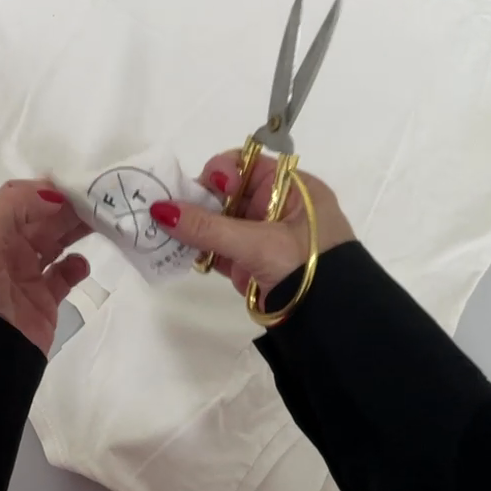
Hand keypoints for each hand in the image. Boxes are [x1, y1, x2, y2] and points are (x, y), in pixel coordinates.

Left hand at [0, 180, 91, 352]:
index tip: (72, 186)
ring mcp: (25, 272)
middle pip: (40, 218)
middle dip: (66, 207)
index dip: (42, 190)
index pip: (15, 199)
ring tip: (99, 224)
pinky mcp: (44, 297)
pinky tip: (81, 265)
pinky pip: (65, 273)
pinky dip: (77, 266)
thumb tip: (52, 193)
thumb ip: (13, 208)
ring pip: (55, 241)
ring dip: (76, 230)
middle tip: (97, 200)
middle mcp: (3, 247)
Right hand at [148, 152, 354, 305]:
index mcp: (292, 189)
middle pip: (225, 191)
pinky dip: (197, 247)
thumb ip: (207, 227)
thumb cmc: (307, 268)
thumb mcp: (258, 244)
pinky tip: (175, 249)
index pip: (246, 164)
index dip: (223, 172)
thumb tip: (158, 209)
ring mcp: (262, 235)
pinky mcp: (249, 261)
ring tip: (166, 231)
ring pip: (216, 219)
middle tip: (176, 213)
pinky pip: (216, 245)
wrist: (333, 326)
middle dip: (198, 200)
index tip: (214, 190)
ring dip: (192, 225)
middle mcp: (276, 206)